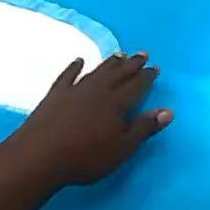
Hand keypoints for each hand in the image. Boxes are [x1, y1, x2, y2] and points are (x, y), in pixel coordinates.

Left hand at [4, 54, 168, 185]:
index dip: (146, 77)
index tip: (155, 67)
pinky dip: (74, 67)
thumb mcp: (122, 148)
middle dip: (131, 64)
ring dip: (109, 63)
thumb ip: (144, 128)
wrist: (41, 153)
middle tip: (142, 53)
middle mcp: (97, 91)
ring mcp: (75, 90)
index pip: (136, 86)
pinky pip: (68, 75)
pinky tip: (79, 61)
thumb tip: (167, 110)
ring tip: (119, 54)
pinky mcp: (56, 94)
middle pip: (118, 74)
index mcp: (116, 104)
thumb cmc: (86, 156)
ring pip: (97, 72)